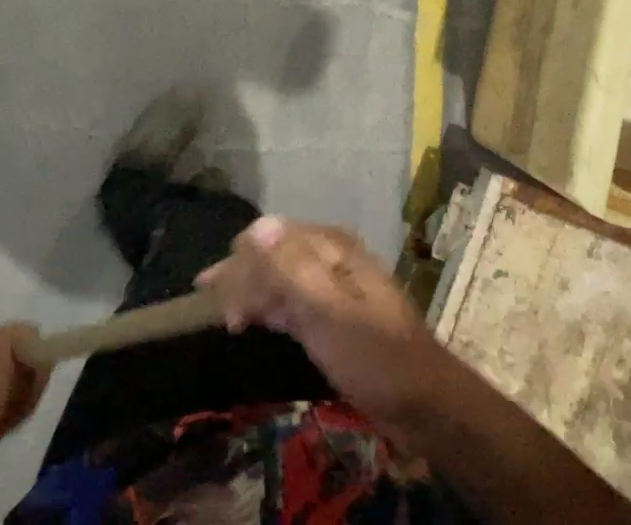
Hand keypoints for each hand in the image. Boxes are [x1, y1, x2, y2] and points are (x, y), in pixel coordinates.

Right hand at [196, 216, 446, 422]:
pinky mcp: (337, 316)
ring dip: (252, 292)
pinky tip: (255, 322)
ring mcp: (336, 287)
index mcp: (332, 248)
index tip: (210, 292)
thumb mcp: (328, 311)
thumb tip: (256, 226)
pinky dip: (270, 308)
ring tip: (224, 314)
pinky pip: (293, 300)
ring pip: (281, 277)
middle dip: (240, 274)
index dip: (238, 262)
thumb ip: (291, 268)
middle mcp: (333, 258)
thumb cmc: (374, 356)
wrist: (425, 405)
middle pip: (273, 254)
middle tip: (206, 300)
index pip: (269, 238)